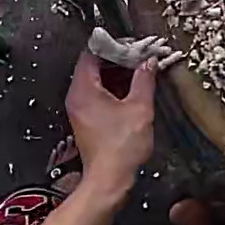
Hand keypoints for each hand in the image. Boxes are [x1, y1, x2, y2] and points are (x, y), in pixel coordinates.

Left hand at [64, 51, 154, 196]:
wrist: (109, 179)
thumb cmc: (120, 148)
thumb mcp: (139, 108)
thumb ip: (144, 80)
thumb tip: (148, 63)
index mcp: (84, 90)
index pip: (91, 54)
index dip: (112, 46)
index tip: (131, 45)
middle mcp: (76, 96)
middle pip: (92, 65)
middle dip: (116, 59)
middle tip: (138, 56)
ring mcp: (79, 108)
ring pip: (95, 80)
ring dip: (116, 73)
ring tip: (139, 70)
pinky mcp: (85, 118)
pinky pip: (96, 94)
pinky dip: (112, 87)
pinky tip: (131, 88)